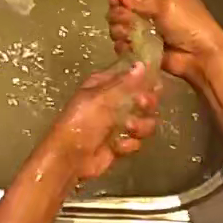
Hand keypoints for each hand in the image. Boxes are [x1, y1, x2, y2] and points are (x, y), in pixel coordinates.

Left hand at [45, 62, 159, 180]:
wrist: (70, 159)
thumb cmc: (80, 123)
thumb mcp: (100, 98)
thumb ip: (124, 83)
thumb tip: (142, 64)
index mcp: (104, 84)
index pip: (131, 74)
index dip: (145, 77)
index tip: (152, 83)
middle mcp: (113, 101)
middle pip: (145, 97)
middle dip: (146, 102)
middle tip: (142, 104)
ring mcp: (118, 123)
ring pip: (146, 120)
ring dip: (140, 125)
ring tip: (128, 128)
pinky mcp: (121, 143)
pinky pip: (137, 140)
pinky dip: (129, 144)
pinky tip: (117, 147)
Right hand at [108, 0, 222, 80]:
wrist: (200, 57)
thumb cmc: (189, 25)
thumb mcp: (166, 4)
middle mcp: (153, 5)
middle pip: (122, 3)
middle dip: (120, 11)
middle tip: (126, 18)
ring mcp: (146, 26)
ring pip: (119, 23)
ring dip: (121, 28)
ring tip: (130, 33)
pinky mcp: (142, 44)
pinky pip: (122, 41)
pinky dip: (123, 43)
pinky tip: (130, 45)